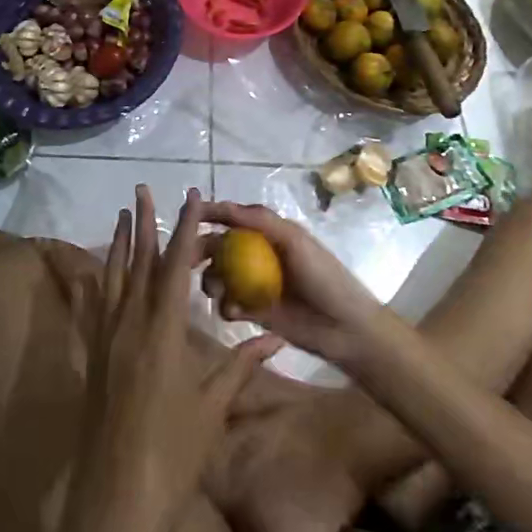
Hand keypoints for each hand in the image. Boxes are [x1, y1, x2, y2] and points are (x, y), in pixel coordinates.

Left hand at [56, 187, 282, 531]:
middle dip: (143, 224)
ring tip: (122, 214)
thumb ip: (241, 365)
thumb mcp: (211, 409)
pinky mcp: (96, 358)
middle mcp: (129, 329)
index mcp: (161, 336)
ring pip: (112, 281)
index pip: (174, 269)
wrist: (115, 500)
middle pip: (137, 265)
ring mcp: (107, 343)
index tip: (191, 197)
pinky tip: (100, 267)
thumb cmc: (171, 453)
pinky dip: (101, 278)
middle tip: (143, 189)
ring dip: (118, 244)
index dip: (184, 230)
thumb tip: (276, 337)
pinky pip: (98, 306)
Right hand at [199, 202, 388, 367]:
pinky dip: (225, 306)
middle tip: (187, 262)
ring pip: (220, 277)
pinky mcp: (255, 313)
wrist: (344, 327)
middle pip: (221, 247)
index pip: (235, 218)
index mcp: (271, 234)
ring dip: (212, 280)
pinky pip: (229, 306)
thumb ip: (261, 221)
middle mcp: (260, 256)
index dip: (211, 214)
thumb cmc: (324, 277)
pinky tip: (233, 312)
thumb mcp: (295, 241)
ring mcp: (256, 285)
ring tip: (217, 291)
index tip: (187, 216)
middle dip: (202, 250)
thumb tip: (224, 204)